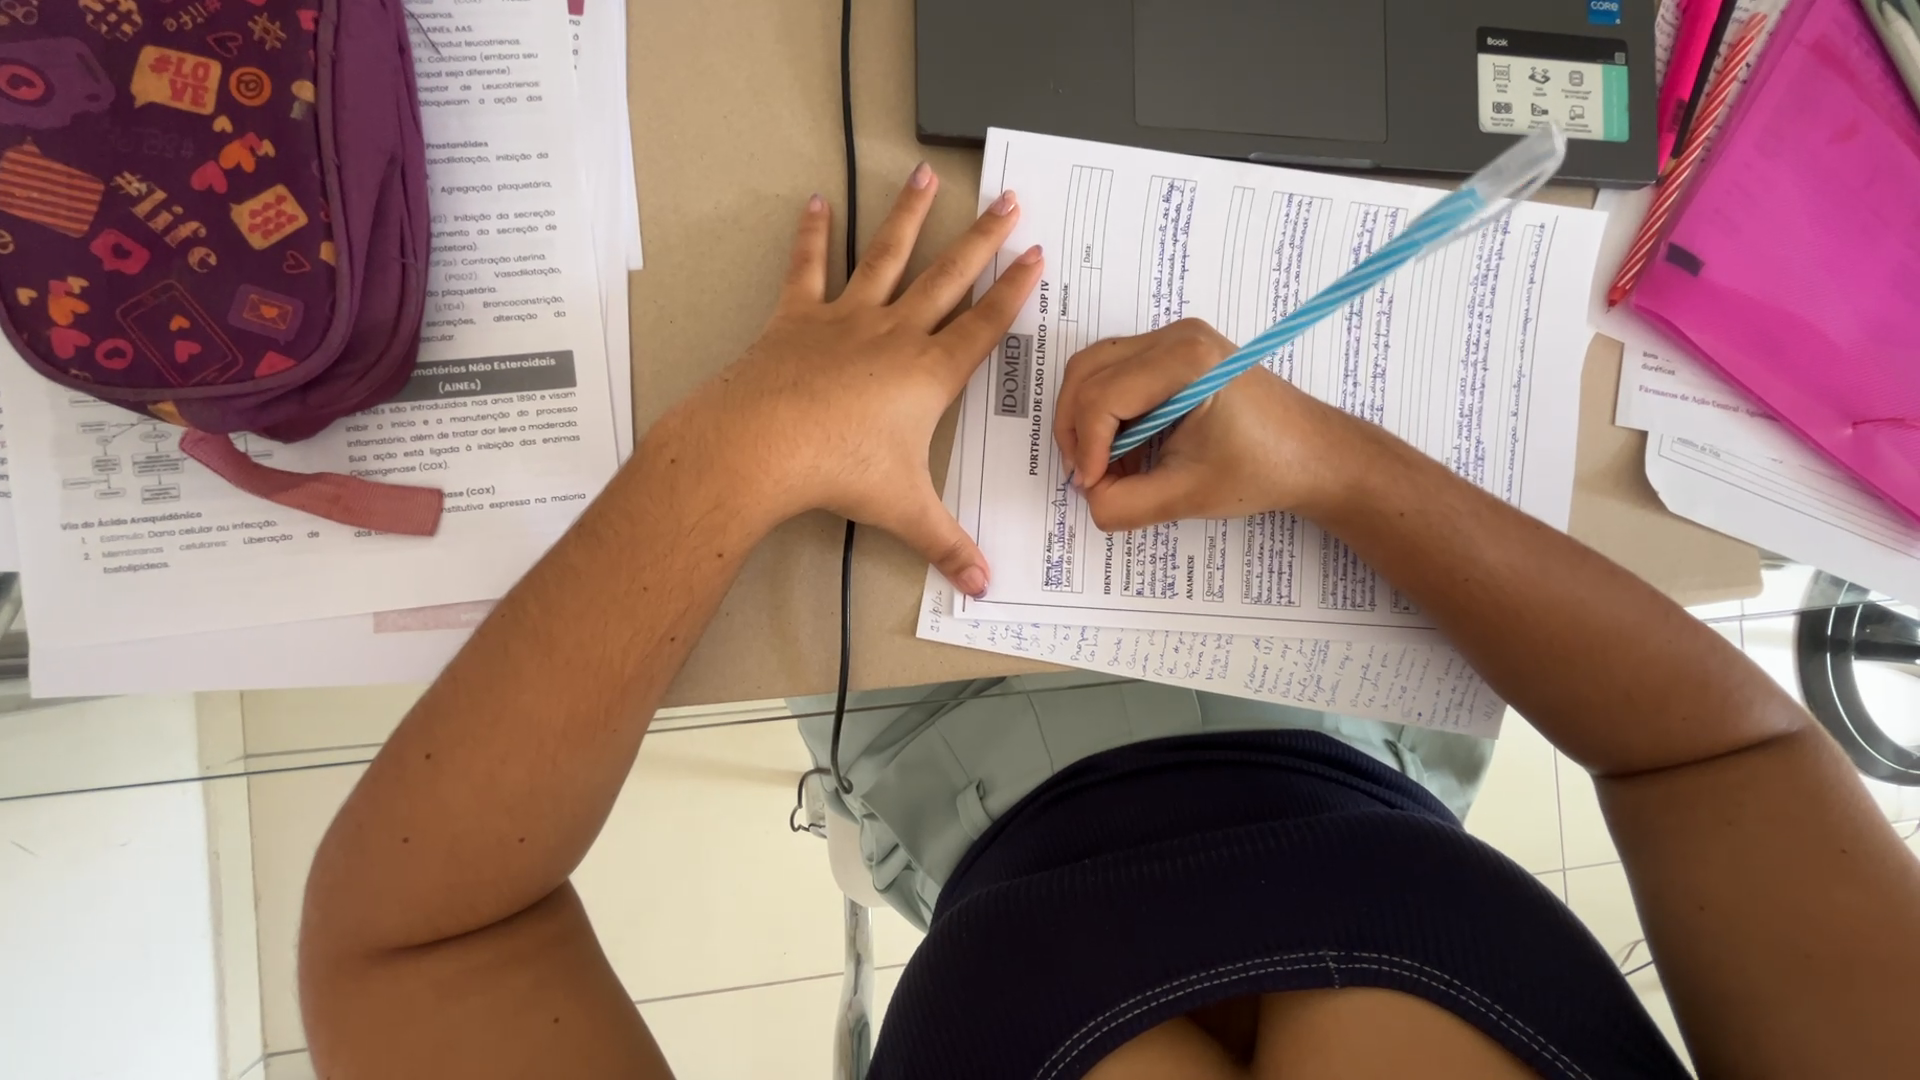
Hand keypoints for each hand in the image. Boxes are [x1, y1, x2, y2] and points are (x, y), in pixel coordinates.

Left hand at [654, 164, 1042, 596]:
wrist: (763, 446)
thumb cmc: (836, 470)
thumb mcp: (904, 511)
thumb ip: (947, 545)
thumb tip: (981, 585)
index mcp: (928, 373)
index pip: (986, 325)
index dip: (1014, 291)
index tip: (1034, 256)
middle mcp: (894, 334)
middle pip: (950, 277)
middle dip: (983, 238)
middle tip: (1007, 201)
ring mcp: (846, 319)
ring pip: (887, 255)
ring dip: (909, 216)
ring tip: (924, 176)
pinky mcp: (798, 318)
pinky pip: (807, 267)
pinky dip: (810, 234)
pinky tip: (816, 203)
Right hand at [1052, 318, 1371, 532]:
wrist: (1313, 455)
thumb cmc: (1263, 470)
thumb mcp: (1186, 496)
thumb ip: (1122, 504)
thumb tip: (1086, 497)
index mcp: (1186, 360)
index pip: (1102, 397)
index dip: (1086, 448)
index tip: (1092, 487)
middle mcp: (1175, 336)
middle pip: (1086, 374)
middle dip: (1075, 429)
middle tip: (1086, 476)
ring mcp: (1172, 340)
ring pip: (1092, 371)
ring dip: (1085, 421)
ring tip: (1103, 466)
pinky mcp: (1171, 354)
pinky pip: (1113, 376)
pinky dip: (1104, 416)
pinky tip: (1123, 453)